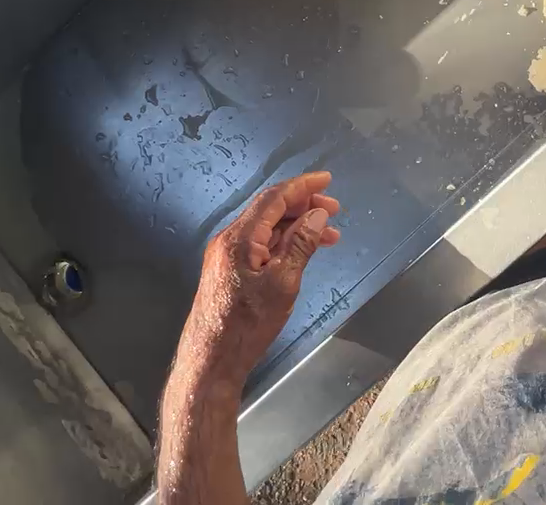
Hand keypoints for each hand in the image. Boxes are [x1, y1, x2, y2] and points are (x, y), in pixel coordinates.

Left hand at [175, 172, 341, 385]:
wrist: (210, 364)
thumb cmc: (247, 324)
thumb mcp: (283, 282)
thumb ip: (301, 244)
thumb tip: (318, 215)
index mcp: (240, 237)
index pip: (274, 198)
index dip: (303, 186)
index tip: (327, 180)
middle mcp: (230, 240)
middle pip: (271, 209)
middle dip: (304, 205)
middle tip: (334, 211)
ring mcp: (227, 256)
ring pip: (268, 227)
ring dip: (298, 225)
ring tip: (329, 235)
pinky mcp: (229, 271)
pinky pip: (262, 243)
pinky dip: (286, 241)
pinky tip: (304, 249)